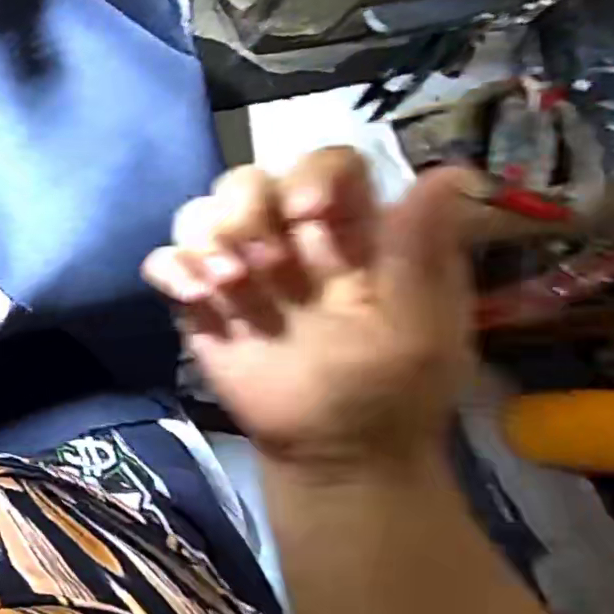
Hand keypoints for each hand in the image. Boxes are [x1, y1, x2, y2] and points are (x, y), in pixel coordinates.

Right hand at [141, 149, 474, 474]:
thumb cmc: (391, 388)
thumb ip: (422, 251)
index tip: (310, 215)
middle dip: (246, 210)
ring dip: (206, 238)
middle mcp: (286, 236)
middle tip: (263, 265)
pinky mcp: (198, 300)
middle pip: (245, 180)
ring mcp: (237, 267)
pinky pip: (165, 261)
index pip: (322, 164)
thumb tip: (448, 173)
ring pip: (199, 213)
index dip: (310, 174)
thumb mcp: (422, 325)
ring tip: (226, 286)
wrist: (333, 450)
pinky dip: (171, 269)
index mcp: (348, 229)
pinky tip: (196, 298)